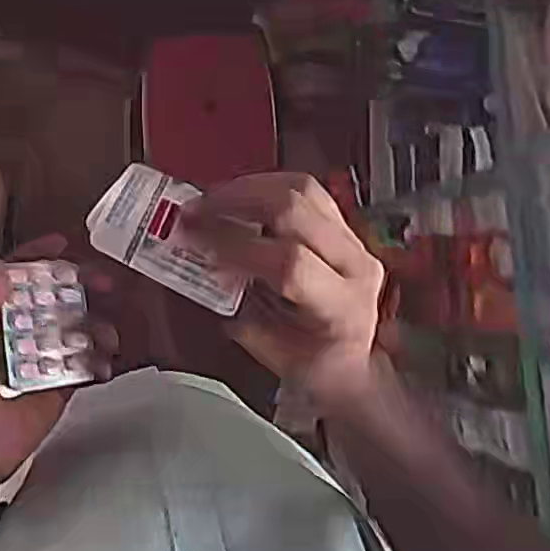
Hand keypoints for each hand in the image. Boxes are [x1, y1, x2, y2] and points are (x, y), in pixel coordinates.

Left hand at [0, 235, 112, 498]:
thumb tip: (1, 269)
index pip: (17, 277)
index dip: (38, 256)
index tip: (63, 243)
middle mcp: (20, 330)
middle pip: (54, 296)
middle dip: (82, 285)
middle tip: (106, 283)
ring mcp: (42, 356)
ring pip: (75, 326)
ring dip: (97, 323)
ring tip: (110, 333)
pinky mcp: (59, 383)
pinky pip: (84, 363)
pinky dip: (99, 359)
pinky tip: (105, 363)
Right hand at [186, 173, 386, 406]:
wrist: (354, 362)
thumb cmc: (312, 366)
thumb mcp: (270, 353)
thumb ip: (238, 309)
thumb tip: (202, 265)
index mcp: (341, 307)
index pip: (289, 262)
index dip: (236, 247)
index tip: (196, 242)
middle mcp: (354, 265)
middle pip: (294, 211)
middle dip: (235, 204)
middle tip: (195, 211)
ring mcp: (353, 239)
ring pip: (301, 189)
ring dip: (247, 187)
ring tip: (210, 198)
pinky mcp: (343, 223)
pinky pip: (304, 187)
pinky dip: (264, 185)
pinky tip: (236, 194)